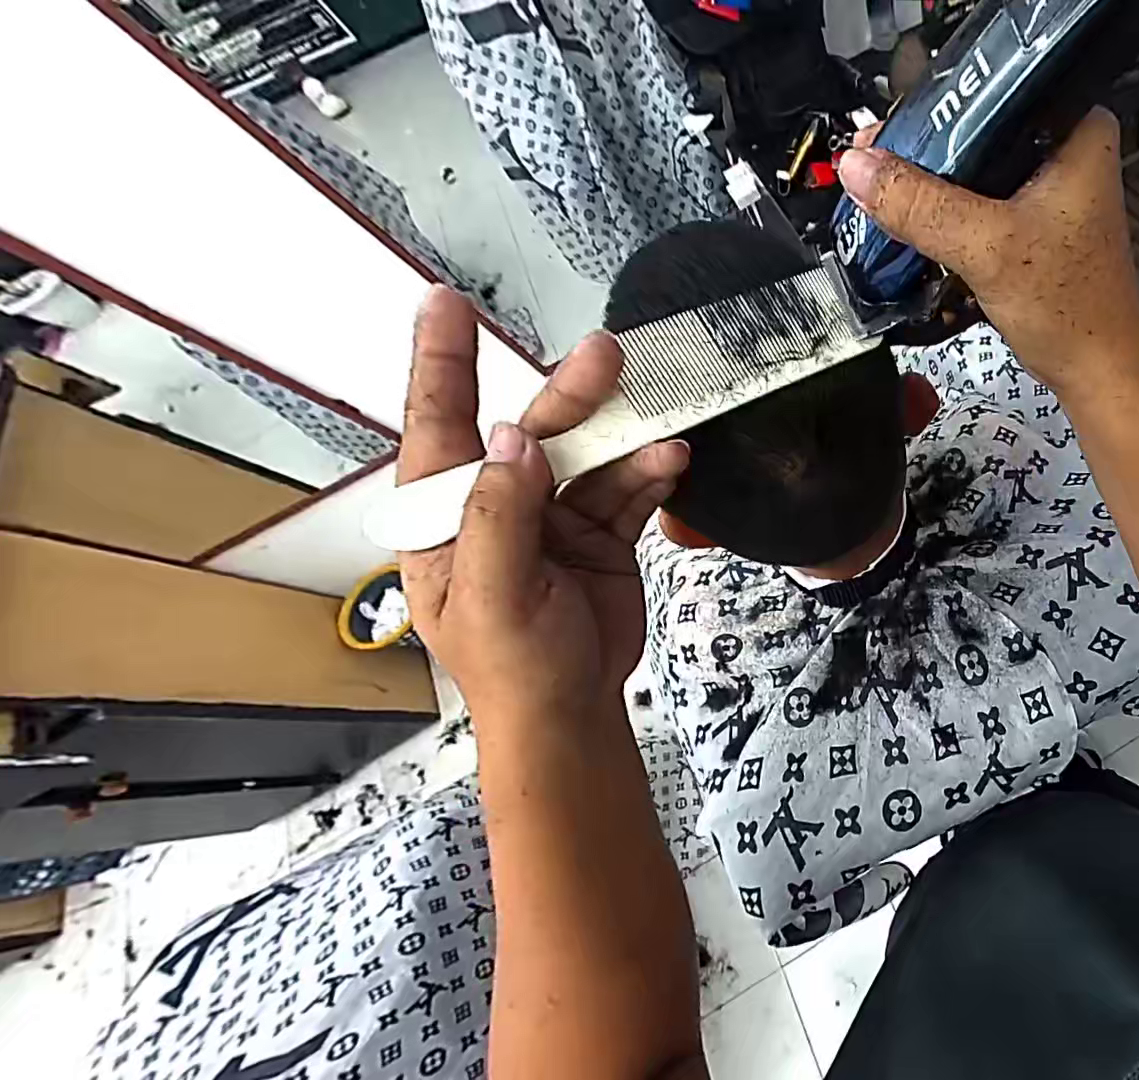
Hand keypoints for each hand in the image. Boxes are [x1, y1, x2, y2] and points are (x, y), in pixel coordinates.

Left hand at [396, 288, 689, 727]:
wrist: (571, 705)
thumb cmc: (513, 665)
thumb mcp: (493, 597)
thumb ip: (498, 516)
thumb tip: (510, 440)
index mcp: (448, 517)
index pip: (438, 427)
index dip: (442, 363)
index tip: (447, 304)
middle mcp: (503, 506)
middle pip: (535, 434)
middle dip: (570, 396)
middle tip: (606, 358)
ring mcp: (557, 519)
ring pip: (594, 462)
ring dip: (630, 448)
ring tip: (665, 438)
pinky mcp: (602, 535)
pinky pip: (629, 494)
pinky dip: (652, 478)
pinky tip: (672, 466)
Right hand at [837, 107, 1138, 396]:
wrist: (1094, 370)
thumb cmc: (1075, 311)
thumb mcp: (990, 249)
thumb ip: (922, 207)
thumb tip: (861, 171)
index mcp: (1074, 129)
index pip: (986, 92)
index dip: (929, 114)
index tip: (882, 137)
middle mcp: (1062, 151)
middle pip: (973, 132)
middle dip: (922, 158)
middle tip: (873, 172)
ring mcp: (1046, 191)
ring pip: (971, 173)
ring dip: (929, 192)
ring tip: (886, 201)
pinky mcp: (1030, 226)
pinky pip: (976, 206)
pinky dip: (945, 219)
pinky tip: (916, 227)